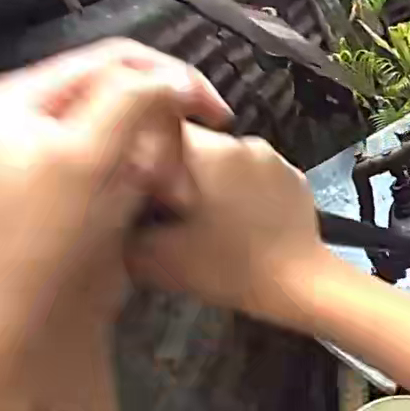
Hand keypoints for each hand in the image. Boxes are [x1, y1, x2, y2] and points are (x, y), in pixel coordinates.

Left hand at [0, 39, 231, 388]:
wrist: (37, 318)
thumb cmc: (54, 234)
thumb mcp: (89, 156)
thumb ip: (134, 100)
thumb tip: (180, 79)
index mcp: (25, 95)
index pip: (116, 59)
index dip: (172, 77)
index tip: (218, 112)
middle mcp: (42, 113)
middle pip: (131, 92)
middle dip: (166, 130)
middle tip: (181, 170)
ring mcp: (65, 147)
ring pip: (141, 126)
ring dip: (167, 157)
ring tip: (170, 194)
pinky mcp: (89, 178)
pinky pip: (138, 155)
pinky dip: (159, 173)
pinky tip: (163, 198)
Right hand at [129, 124, 332, 328]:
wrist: (298, 282)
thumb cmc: (231, 267)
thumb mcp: (157, 257)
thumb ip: (124, 227)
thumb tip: (111, 211)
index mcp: (210, 152)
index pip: (161, 128)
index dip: (143, 154)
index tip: (137, 182)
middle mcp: (245, 144)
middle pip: (196, 145)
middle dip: (178, 171)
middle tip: (167, 209)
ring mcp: (274, 159)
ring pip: (227, 160)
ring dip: (212, 181)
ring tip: (207, 221)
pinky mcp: (294, 177)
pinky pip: (256, 174)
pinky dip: (243, 190)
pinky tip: (239, 222)